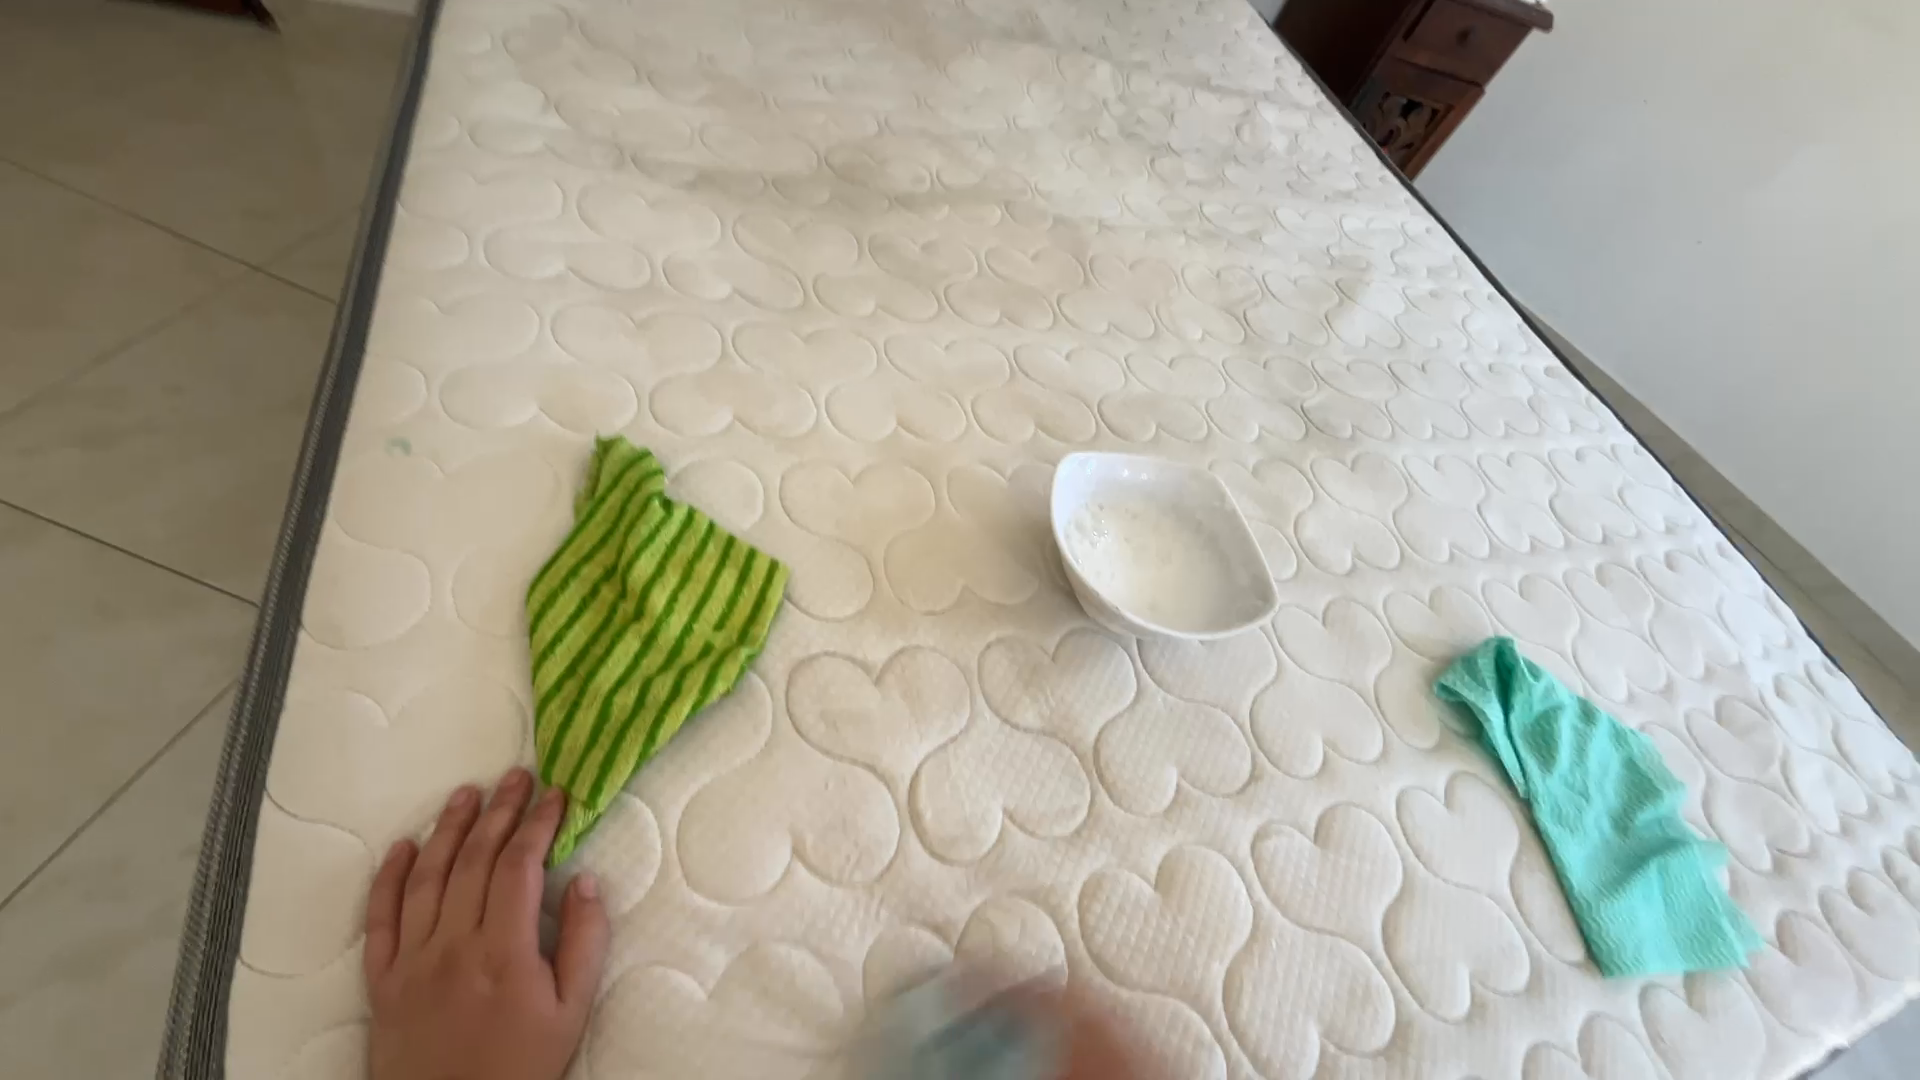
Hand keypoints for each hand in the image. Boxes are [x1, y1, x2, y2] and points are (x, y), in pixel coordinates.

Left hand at [364, 769, 608, 1079]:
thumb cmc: (523, 1066)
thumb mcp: (573, 1010)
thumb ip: (585, 942)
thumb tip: (588, 882)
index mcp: (503, 953)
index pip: (519, 867)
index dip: (539, 825)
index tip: (558, 796)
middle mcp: (452, 948)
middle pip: (473, 861)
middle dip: (499, 812)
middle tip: (517, 777)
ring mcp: (410, 964)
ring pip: (427, 879)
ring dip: (449, 830)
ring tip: (467, 793)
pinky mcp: (382, 983)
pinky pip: (379, 922)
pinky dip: (388, 880)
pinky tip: (404, 847)